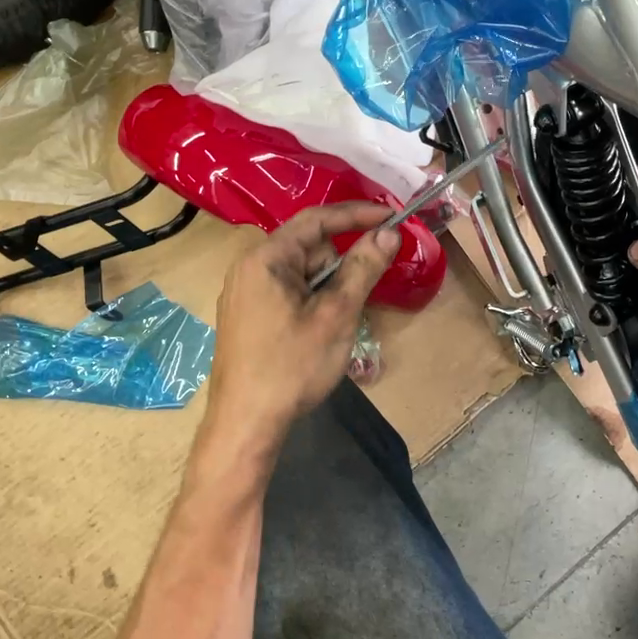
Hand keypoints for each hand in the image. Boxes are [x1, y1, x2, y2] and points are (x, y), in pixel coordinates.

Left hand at [208, 202, 400, 434]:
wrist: (246, 424)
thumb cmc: (292, 366)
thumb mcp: (336, 315)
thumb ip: (363, 268)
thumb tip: (388, 233)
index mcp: (266, 258)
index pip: (317, 219)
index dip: (357, 215)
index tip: (393, 217)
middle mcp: (249, 267)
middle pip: (309, 247)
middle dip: (339, 265)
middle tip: (354, 301)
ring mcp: (244, 292)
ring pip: (301, 273)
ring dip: (327, 288)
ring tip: (333, 326)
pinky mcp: (246, 315)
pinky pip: (287, 291)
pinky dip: (310, 301)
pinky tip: (315, 333)